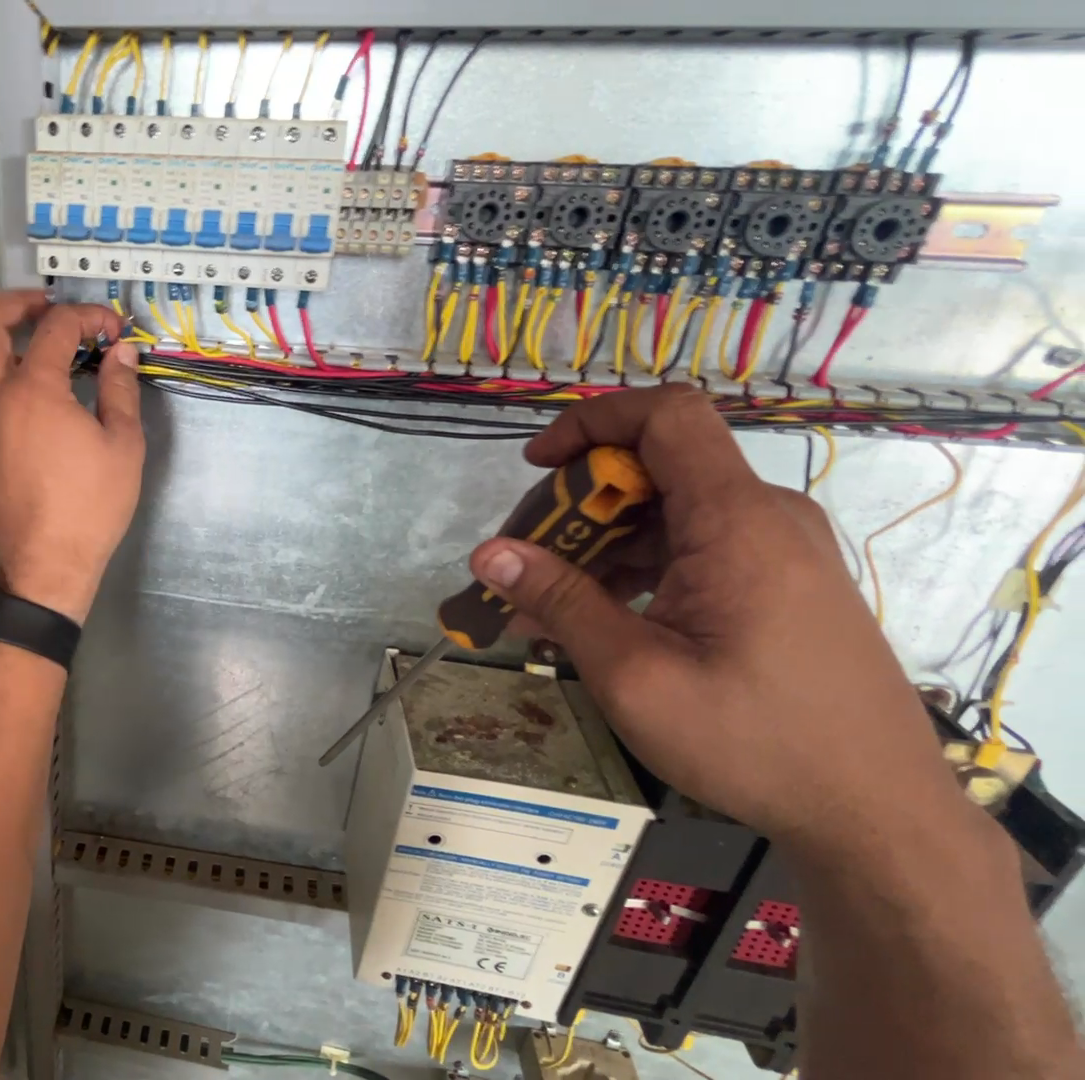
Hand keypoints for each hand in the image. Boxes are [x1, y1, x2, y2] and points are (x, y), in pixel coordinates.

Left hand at [0, 291, 143, 623]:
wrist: (48, 563)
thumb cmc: (92, 506)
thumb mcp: (123, 444)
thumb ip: (119, 389)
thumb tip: (121, 351)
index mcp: (33, 389)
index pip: (56, 328)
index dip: (88, 317)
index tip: (112, 329)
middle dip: (18, 303)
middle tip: (49, 310)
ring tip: (30, 350)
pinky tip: (0, 398)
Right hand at [467, 386, 967, 856]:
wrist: (876, 815)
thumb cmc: (754, 742)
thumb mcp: (633, 675)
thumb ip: (560, 601)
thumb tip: (486, 553)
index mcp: (736, 522)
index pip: (665, 416)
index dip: (591, 423)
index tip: (535, 468)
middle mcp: (764, 518)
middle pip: (653, 470)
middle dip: (573, 506)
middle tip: (520, 566)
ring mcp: (776, 551)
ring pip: (666, 513)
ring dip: (597, 546)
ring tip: (541, 606)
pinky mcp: (778, 582)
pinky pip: (690, 548)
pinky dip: (634, 570)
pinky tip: (593, 621)